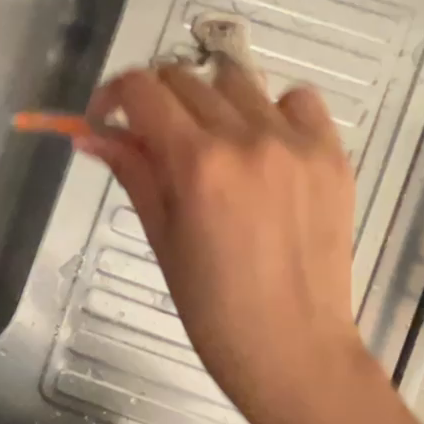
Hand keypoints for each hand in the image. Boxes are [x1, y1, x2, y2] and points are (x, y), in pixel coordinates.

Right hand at [75, 60, 361, 416]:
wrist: (291, 345)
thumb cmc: (209, 302)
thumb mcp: (159, 233)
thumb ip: (131, 171)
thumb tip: (91, 137)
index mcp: (195, 161)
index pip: (141, 89)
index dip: (111, 96)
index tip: (105, 122)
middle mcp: (246, 137)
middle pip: (184, 78)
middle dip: (153, 101)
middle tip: (148, 139)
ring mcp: (295, 142)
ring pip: (237, 81)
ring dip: (209, 100)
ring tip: (208, 140)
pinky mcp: (332, 155)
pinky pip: (298, 100)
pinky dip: (271, 110)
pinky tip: (261, 145)